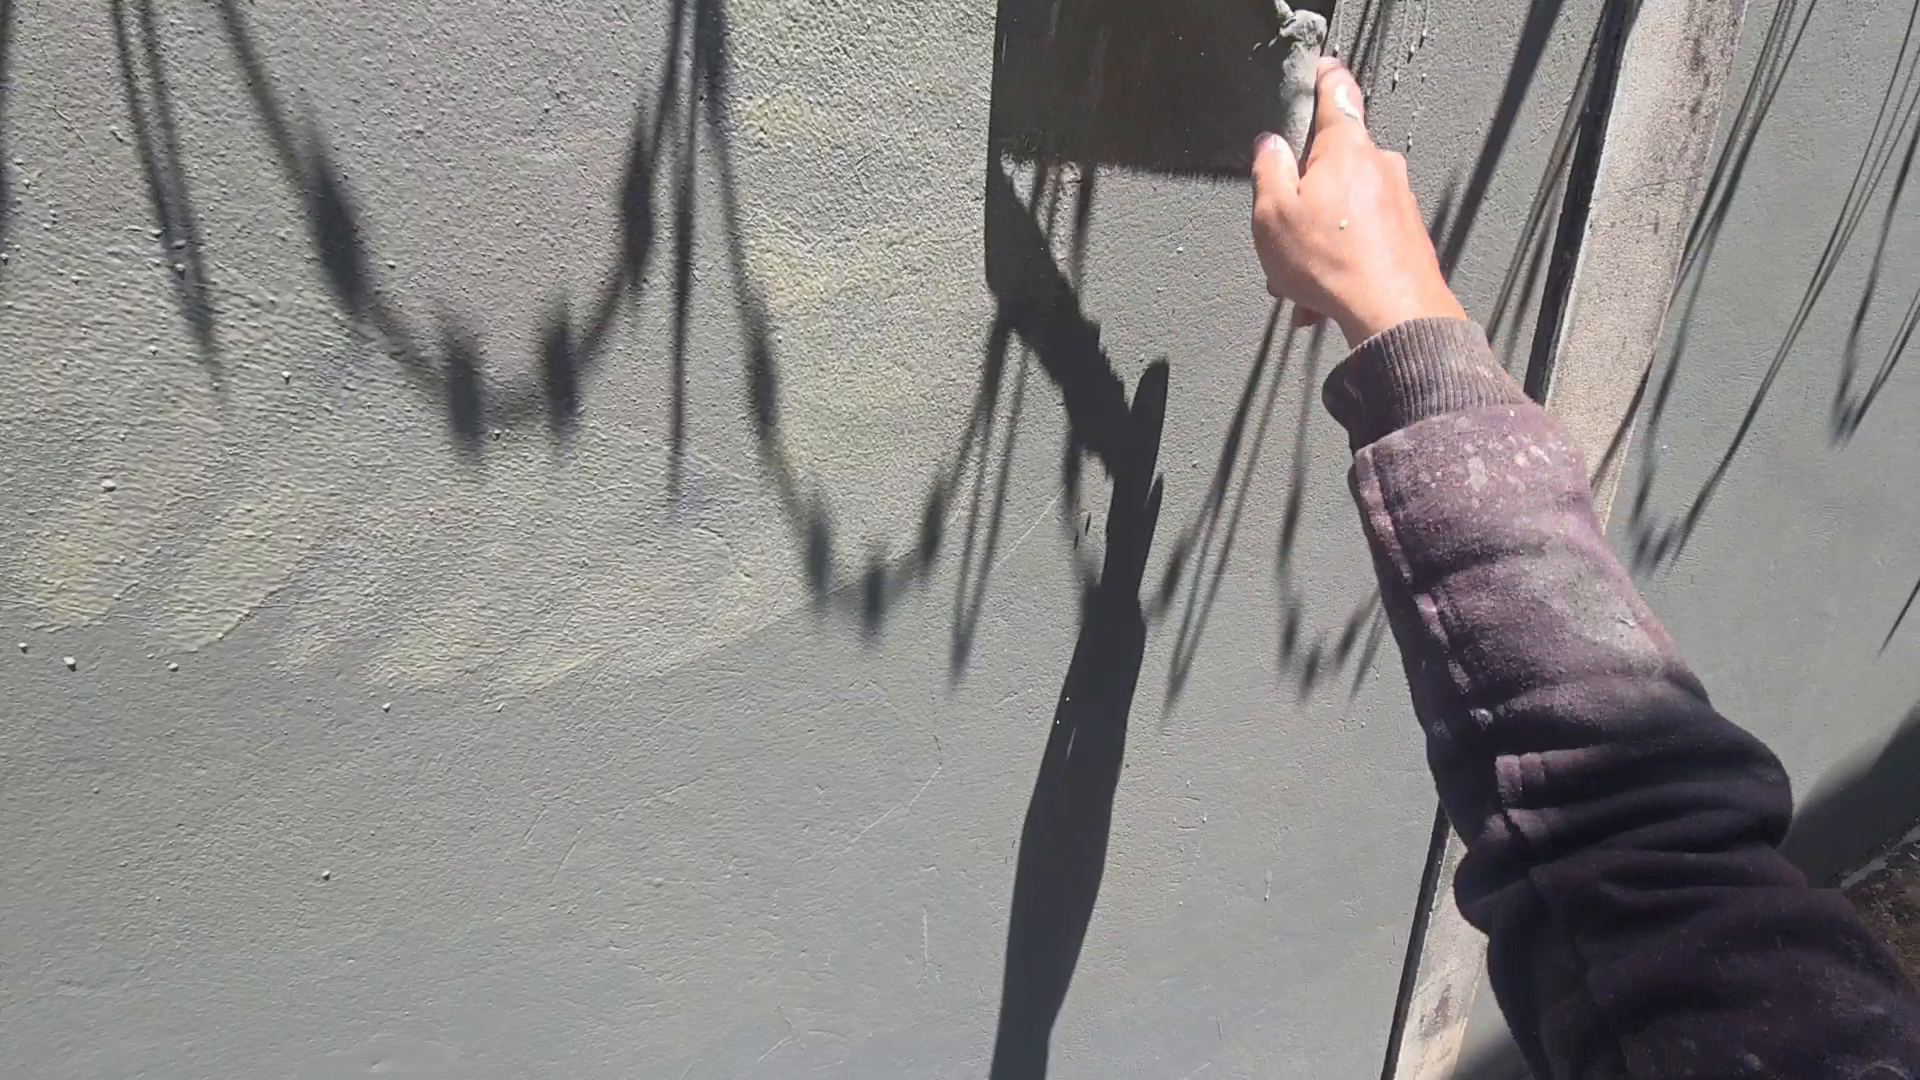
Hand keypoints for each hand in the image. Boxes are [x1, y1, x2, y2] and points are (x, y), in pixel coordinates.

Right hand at [1251, 59, 1464, 344]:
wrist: (1390, 309)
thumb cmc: (1327, 261)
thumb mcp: (1272, 215)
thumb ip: (1267, 171)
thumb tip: (1268, 145)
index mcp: (1344, 148)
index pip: (1336, 92)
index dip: (1321, 78)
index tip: (1315, 72)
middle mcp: (1378, 164)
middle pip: (1331, 166)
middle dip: (1301, 201)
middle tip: (1279, 240)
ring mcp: (1397, 198)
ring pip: (1341, 211)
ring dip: (1314, 243)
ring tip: (1297, 285)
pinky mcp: (1406, 231)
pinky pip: (1359, 239)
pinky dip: (1336, 263)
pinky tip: (1320, 299)